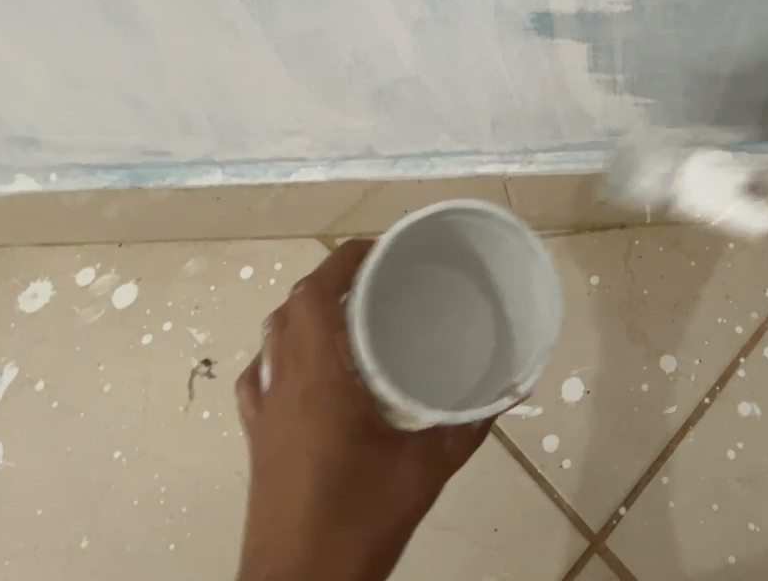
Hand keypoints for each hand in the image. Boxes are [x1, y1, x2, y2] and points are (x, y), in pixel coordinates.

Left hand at [234, 240, 491, 580]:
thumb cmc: (360, 520)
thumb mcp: (428, 469)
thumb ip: (469, 423)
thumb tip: (511, 388)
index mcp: (321, 378)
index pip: (317, 294)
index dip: (344, 260)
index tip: (381, 248)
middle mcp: (283, 383)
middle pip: (293, 306)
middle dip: (330, 277)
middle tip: (376, 274)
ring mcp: (263, 410)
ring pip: (273, 335)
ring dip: (305, 309)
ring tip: (348, 308)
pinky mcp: (256, 436)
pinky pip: (262, 373)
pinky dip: (283, 350)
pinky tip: (309, 365)